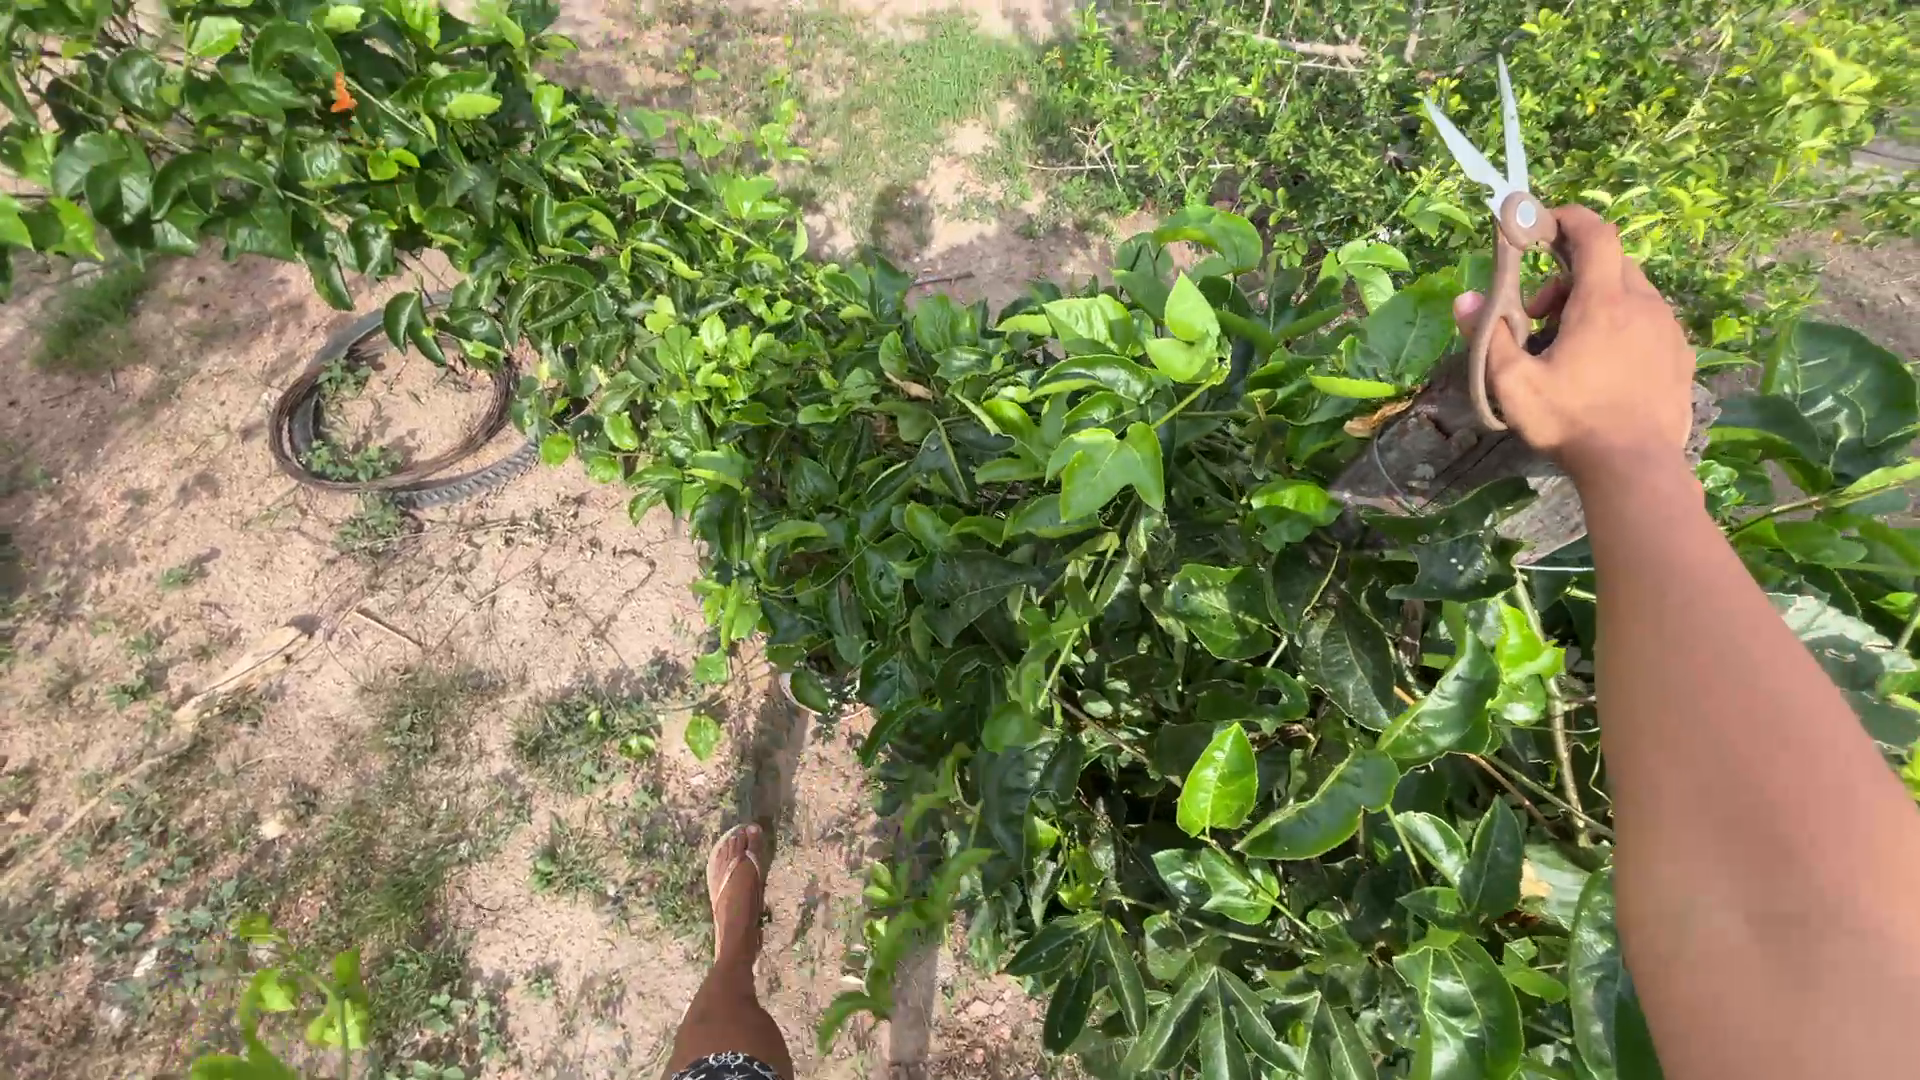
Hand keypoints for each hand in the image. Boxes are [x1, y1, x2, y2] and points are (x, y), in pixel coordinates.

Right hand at [1453, 204, 1694, 483]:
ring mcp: (1667, 329)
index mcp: (1603, 305)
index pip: (1597, 236)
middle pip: (1611, 263)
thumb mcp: (1512, 382)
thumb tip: (1464, 299)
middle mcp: (1644, 305)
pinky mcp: (1679, 353)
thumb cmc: (1567, 419)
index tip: (1543, 222)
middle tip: (1538, 315)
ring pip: (1630, 292)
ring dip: (1594, 303)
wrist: (1632, 463)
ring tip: (1564, 345)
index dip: (1571, 219)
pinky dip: (1618, 325)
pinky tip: (1597, 365)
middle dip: (1570, 276)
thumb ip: (1489, 337)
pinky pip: (1647, 321)